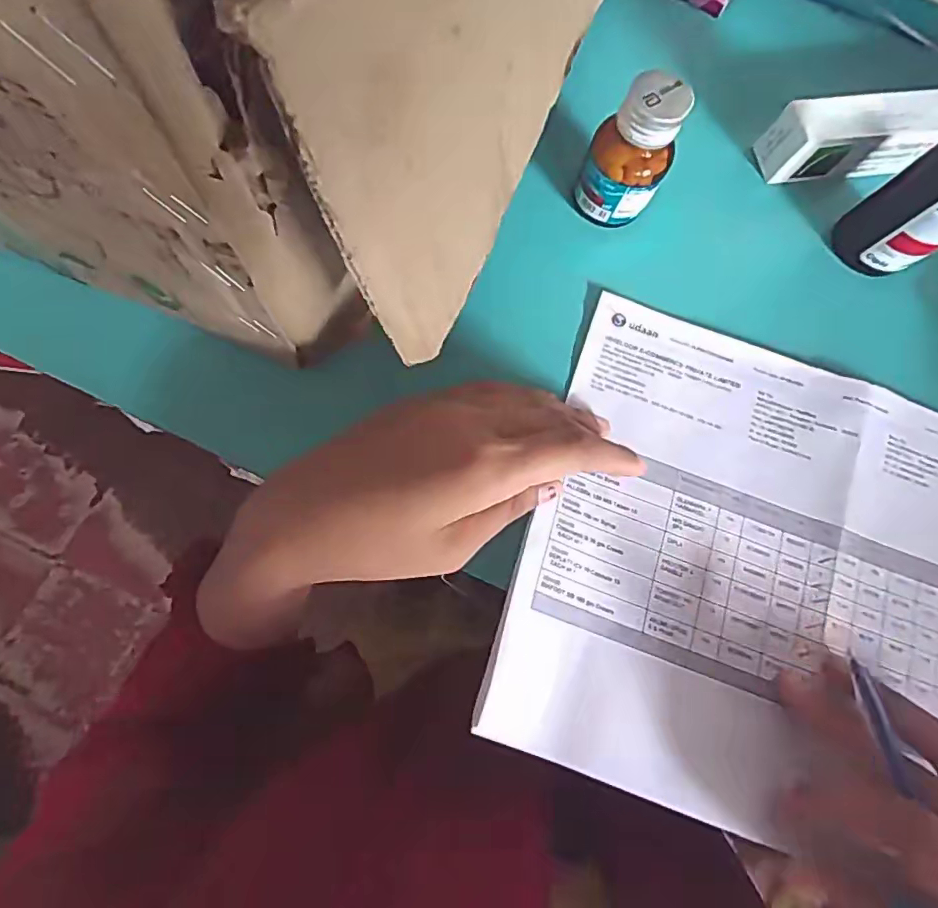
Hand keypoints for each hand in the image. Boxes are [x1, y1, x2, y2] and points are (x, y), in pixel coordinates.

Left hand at [197, 383, 644, 647]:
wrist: (303, 513)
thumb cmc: (378, 546)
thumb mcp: (452, 546)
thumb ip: (508, 507)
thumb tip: (549, 482)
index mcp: (487, 465)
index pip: (565, 449)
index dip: (606, 456)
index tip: (635, 464)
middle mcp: (476, 422)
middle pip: (547, 415)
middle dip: (585, 428)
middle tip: (611, 442)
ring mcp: (448, 404)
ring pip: (521, 397)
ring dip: (556, 409)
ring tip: (581, 422)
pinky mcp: (426, 400)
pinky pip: (490, 391)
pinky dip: (520, 400)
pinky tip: (527, 411)